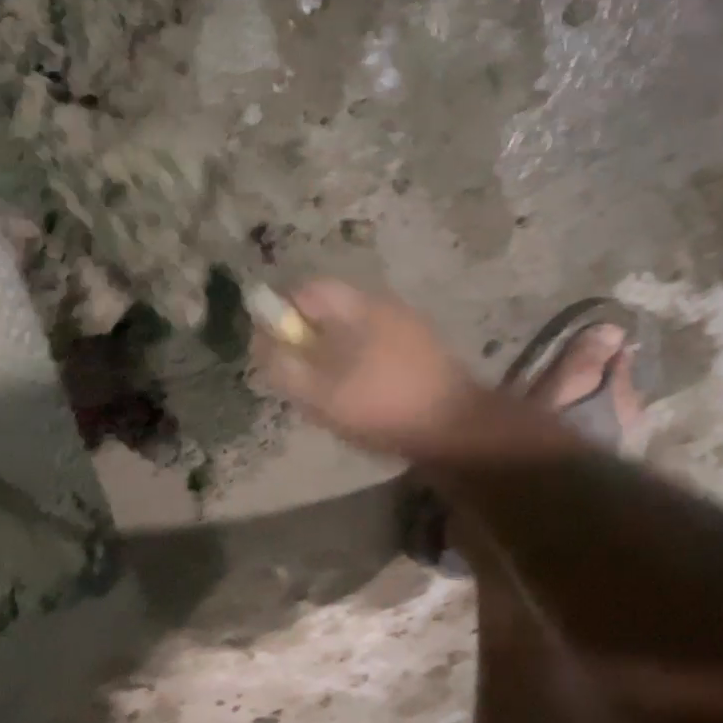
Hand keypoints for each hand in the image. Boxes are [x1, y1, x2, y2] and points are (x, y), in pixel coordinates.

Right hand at [253, 280, 481, 456]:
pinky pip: (373, 345)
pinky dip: (356, 363)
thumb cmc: (384, 408)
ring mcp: (407, 326)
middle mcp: (383, 306)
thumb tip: (259, 341)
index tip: (274, 349)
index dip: (280, 314)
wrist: (462, 432)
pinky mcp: (421, 350)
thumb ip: (282, 365)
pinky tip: (360, 396)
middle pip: (327, 309)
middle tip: (298, 375)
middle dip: (305, 338)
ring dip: (330, 354)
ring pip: (350, 329)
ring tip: (326, 391)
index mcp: (357, 308)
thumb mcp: (319, 394)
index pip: (305, 290)